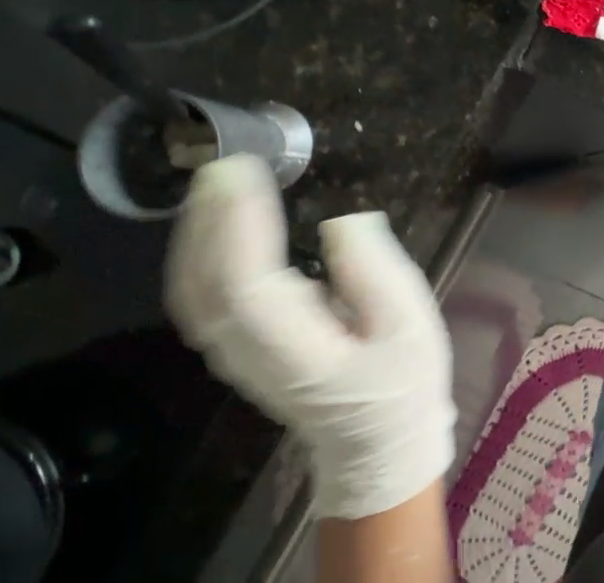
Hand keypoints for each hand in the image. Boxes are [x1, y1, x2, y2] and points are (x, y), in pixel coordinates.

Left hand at [166, 155, 454, 519]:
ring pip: (193, 289)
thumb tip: (343, 222)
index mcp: (296, 347)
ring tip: (215, 184)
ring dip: (197, 233)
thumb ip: (376, 272)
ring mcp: (232, 352)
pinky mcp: (235, 345)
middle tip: (223, 164)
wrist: (377, 438)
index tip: (246, 172)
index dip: (240, 225)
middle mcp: (247, 350)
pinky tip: (215, 225)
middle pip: (205, 282)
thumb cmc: (403, 377)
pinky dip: (200, 253)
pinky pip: (201, 294)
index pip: (249, 282)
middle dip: (208, 220)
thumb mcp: (410, 322)